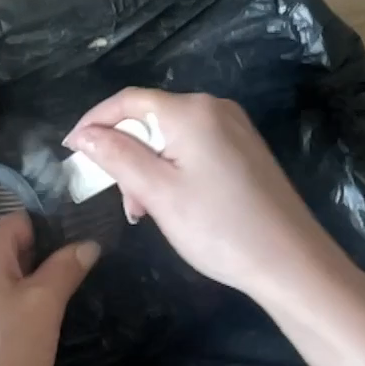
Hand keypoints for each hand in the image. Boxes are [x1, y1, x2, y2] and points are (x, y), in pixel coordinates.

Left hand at [0, 212, 98, 365]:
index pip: (23, 223)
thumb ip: (67, 268)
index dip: (49, 244)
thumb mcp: (46, 307)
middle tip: (48, 309)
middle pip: (4, 251)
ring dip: (10, 296)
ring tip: (25, 333)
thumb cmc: (4, 354)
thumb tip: (87, 243)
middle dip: (30, 273)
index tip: (64, 275)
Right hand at [65, 88, 338, 295]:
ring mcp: (234, 127)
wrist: (294, 265)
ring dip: (148, 167)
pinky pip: (194, 146)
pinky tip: (173, 203)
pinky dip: (173, 169)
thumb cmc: (219, 228)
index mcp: (191, 110)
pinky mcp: (245, 149)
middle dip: (126, 153)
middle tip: (120, 198)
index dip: (94, 121)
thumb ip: (116, 156)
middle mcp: (214, 107)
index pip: (128, 101)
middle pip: (150, 118)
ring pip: (171, 136)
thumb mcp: (157, 193)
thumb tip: (83, 134)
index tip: (70, 151)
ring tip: (145, 210)